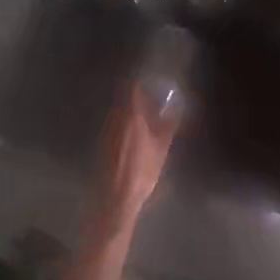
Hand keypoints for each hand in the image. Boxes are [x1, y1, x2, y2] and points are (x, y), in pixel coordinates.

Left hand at [90, 82, 180, 243]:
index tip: (152, 84)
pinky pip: (116, 123)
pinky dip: (126, 122)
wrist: (117, 196)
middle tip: (153, 101)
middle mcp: (116, 119)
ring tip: (147, 118)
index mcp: (131, 116)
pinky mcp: (104, 142)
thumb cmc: (143, 171)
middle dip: (138, 97)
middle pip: (125, 99)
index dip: (142, 84)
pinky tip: (136, 134)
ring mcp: (107, 130)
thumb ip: (168, 124)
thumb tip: (175, 107)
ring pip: (119, 111)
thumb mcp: (162, 148)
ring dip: (131, 110)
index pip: (132, 89)